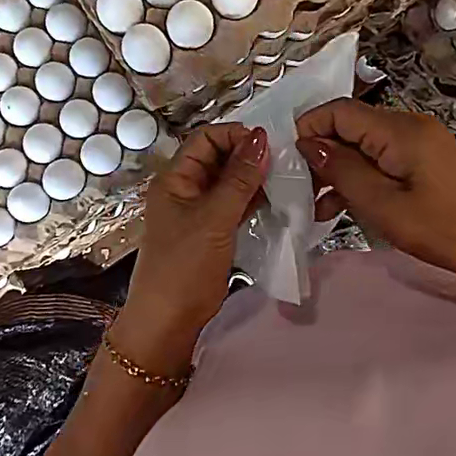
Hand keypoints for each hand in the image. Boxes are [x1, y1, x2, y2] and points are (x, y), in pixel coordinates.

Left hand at [114, 123, 268, 375]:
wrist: (168, 320)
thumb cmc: (184, 266)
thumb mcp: (214, 218)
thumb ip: (239, 178)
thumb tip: (261, 138)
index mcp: (174, 178)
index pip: (205, 138)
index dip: (236, 135)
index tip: (270, 143)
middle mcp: (184, 188)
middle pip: (219, 158)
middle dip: (249, 156)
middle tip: (286, 161)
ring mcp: (198, 211)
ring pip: (229, 182)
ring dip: (254, 179)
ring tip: (287, 179)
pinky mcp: (212, 231)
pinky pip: (234, 204)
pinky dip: (253, 200)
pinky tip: (277, 201)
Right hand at [294, 99, 455, 290]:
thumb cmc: (444, 230)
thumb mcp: (383, 205)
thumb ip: (342, 171)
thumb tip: (308, 145)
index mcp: (399, 131)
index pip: (339, 110)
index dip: (308, 128)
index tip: (286, 161)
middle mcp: (407, 126)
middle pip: (348, 125)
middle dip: (319, 152)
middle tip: (297, 188)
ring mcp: (417, 141)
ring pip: (360, 144)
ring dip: (336, 169)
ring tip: (315, 204)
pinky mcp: (422, 159)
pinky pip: (378, 157)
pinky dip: (358, 176)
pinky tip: (340, 206)